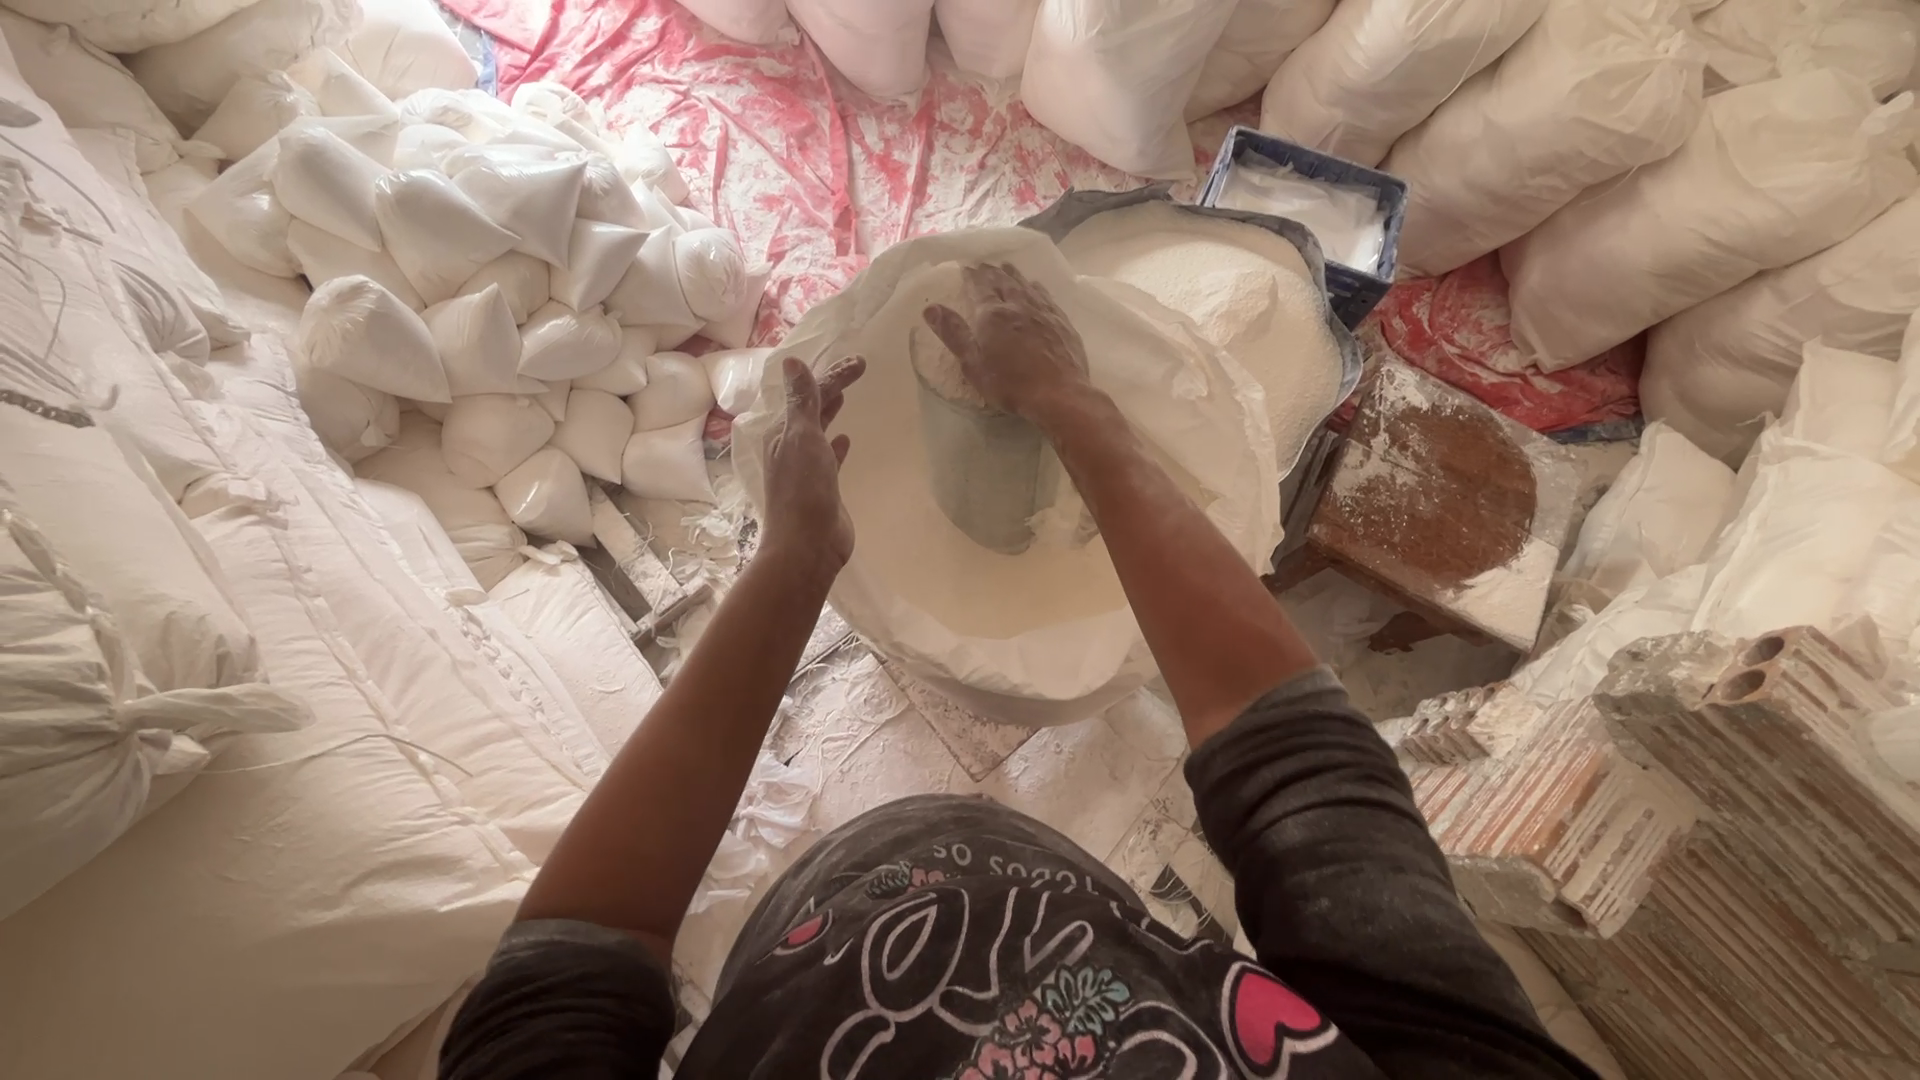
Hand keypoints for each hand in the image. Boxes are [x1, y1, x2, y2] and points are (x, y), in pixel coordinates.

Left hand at [761, 355, 863, 579]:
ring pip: (820, 431)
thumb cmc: (803, 490)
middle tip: (859, 370)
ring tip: (846, 397)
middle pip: (813, 409)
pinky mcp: (822, 487)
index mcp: (782, 433)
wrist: (808, 544)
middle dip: (833, 388)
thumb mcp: (802, 438)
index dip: (834, 376)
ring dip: (831, 413)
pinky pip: (830, 457)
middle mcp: (791, 447)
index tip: (861, 363)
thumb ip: (802, 402)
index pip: (809, 394)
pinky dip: (837, 445)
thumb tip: (792, 362)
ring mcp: (807, 468)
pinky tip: (847, 440)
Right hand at [921, 262, 1092, 422]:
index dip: (972, 277)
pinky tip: (1036, 287)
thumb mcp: (973, 365)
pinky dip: (1036, 287)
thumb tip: (931, 308)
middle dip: (991, 272)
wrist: (1058, 394)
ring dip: (1013, 275)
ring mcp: (1043, 312)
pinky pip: (1045, 296)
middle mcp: (1018, 305)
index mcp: (993, 315)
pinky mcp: (1061, 322)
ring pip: (1025, 285)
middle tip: (985, 265)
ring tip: (1007, 268)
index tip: (966, 269)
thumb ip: (954, 334)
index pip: (979, 287)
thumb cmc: (1010, 385)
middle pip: (1003, 282)